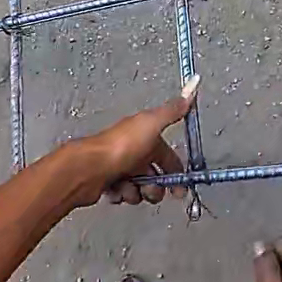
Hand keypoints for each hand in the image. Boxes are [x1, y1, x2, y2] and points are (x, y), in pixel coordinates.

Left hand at [56, 76, 198, 208]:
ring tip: (128, 187)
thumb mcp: (151, 124)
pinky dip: (119, 195)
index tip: (180, 189)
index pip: (167, 157)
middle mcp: (132, 152)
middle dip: (156, 188)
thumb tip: (192, 86)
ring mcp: (118, 168)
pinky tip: (113, 189)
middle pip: (153, 176)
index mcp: (144, 138)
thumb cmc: (120, 147)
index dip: (176, 172)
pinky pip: (120, 195)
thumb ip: (172, 110)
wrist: (89, 168)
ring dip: (137, 192)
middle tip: (150, 189)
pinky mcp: (105, 183)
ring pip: (138, 188)